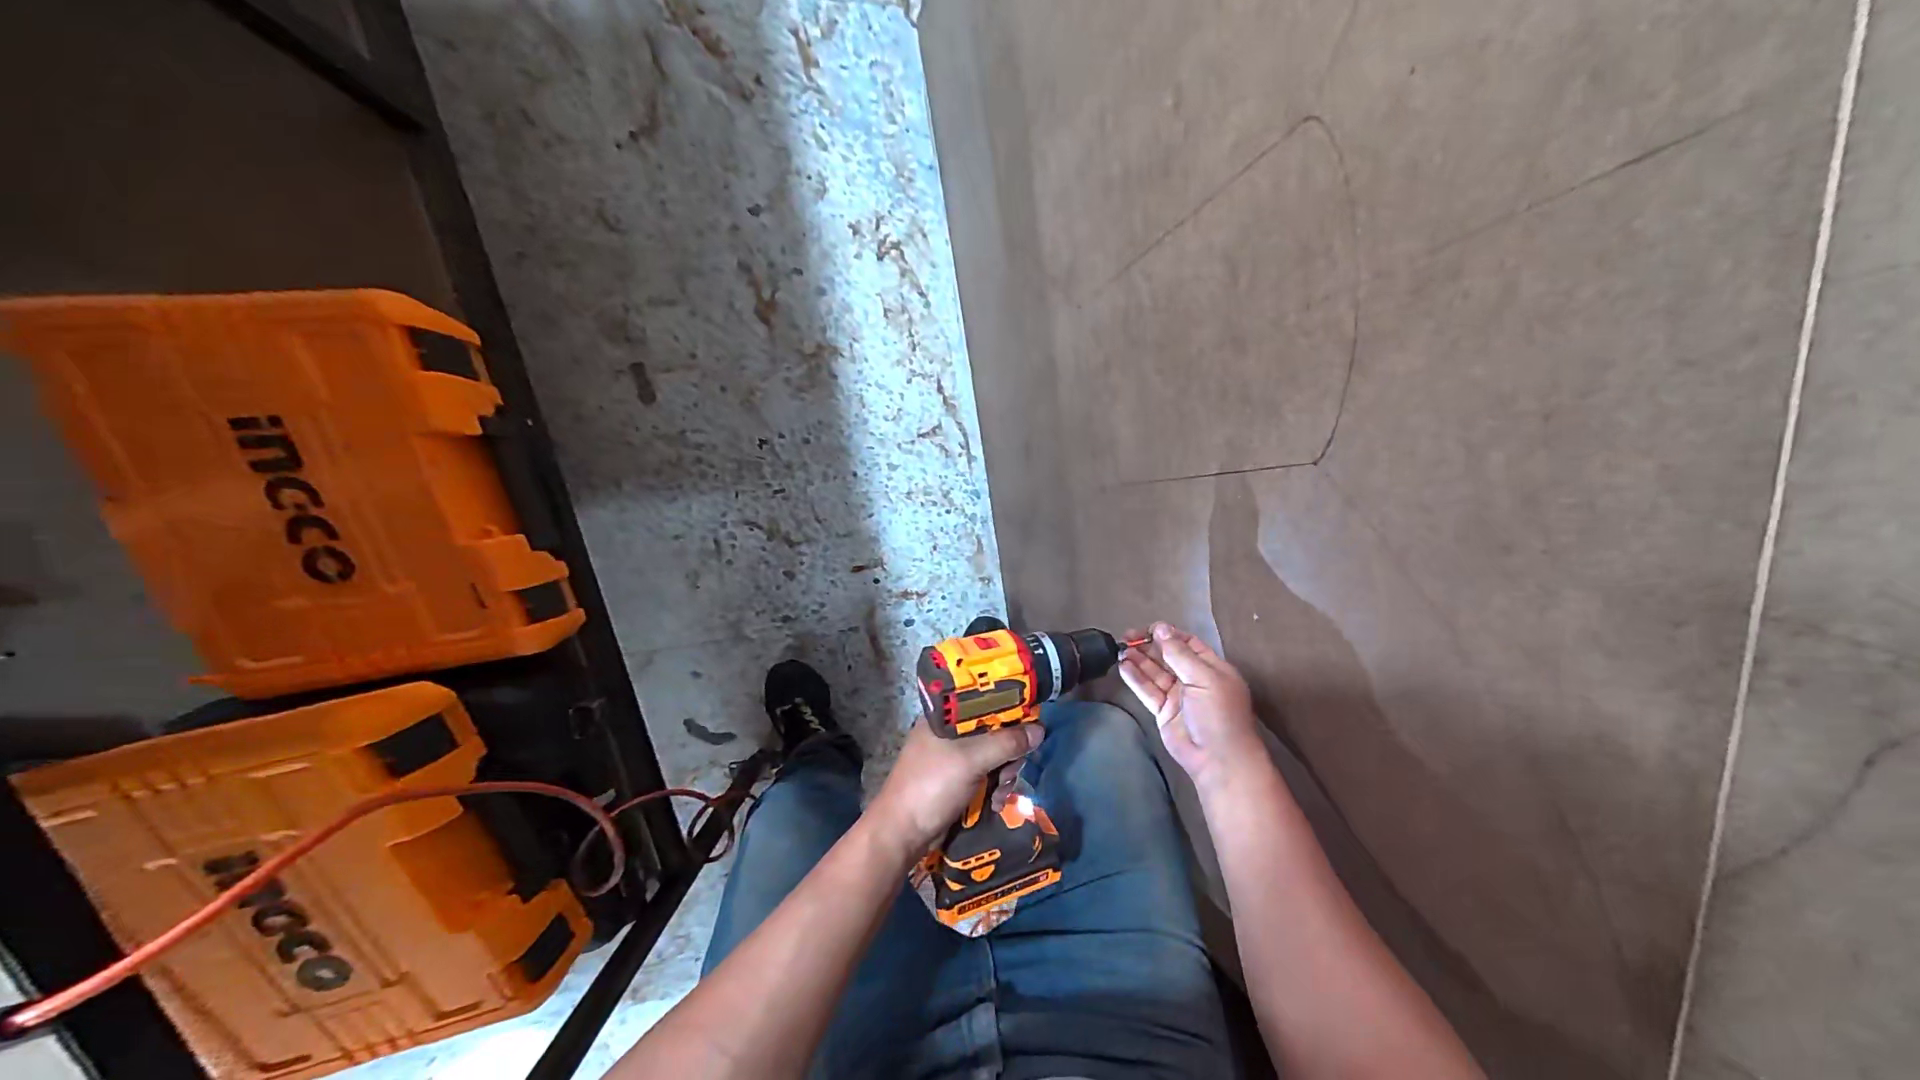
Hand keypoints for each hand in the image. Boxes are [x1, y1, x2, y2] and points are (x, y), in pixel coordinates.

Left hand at [865, 719, 1043, 852]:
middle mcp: (949, 732)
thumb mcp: (972, 759)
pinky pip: (986, 775)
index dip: (1010, 712)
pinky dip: (995, 787)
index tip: (1029, 728)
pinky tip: (995, 802)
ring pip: (993, 755)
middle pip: (994, 731)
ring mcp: (952, 757)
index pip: (985, 701)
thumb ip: (1007, 743)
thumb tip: (1040, 730)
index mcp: (945, 716)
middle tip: (1008, 771)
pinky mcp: (957, 780)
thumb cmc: (932, 786)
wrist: (903, 833)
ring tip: (1000, 793)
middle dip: (1008, 753)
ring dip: (1004, 774)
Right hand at [1118, 622, 1262, 795]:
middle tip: (1127, 637)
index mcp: (1211, 668)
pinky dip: (1135, 679)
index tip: (1149, 629)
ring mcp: (1178, 696)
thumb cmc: (1218, 714)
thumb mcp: (1204, 678)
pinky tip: (1123, 668)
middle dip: (1149, 645)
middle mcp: (1194, 679)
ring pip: (1155, 672)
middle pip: (1168, 656)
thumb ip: (1180, 654)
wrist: (1218, 759)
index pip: (1187, 644)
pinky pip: (1148, 690)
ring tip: (1121, 650)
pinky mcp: (1164, 711)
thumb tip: (1162, 629)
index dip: (1168, 634)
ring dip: (1139, 660)